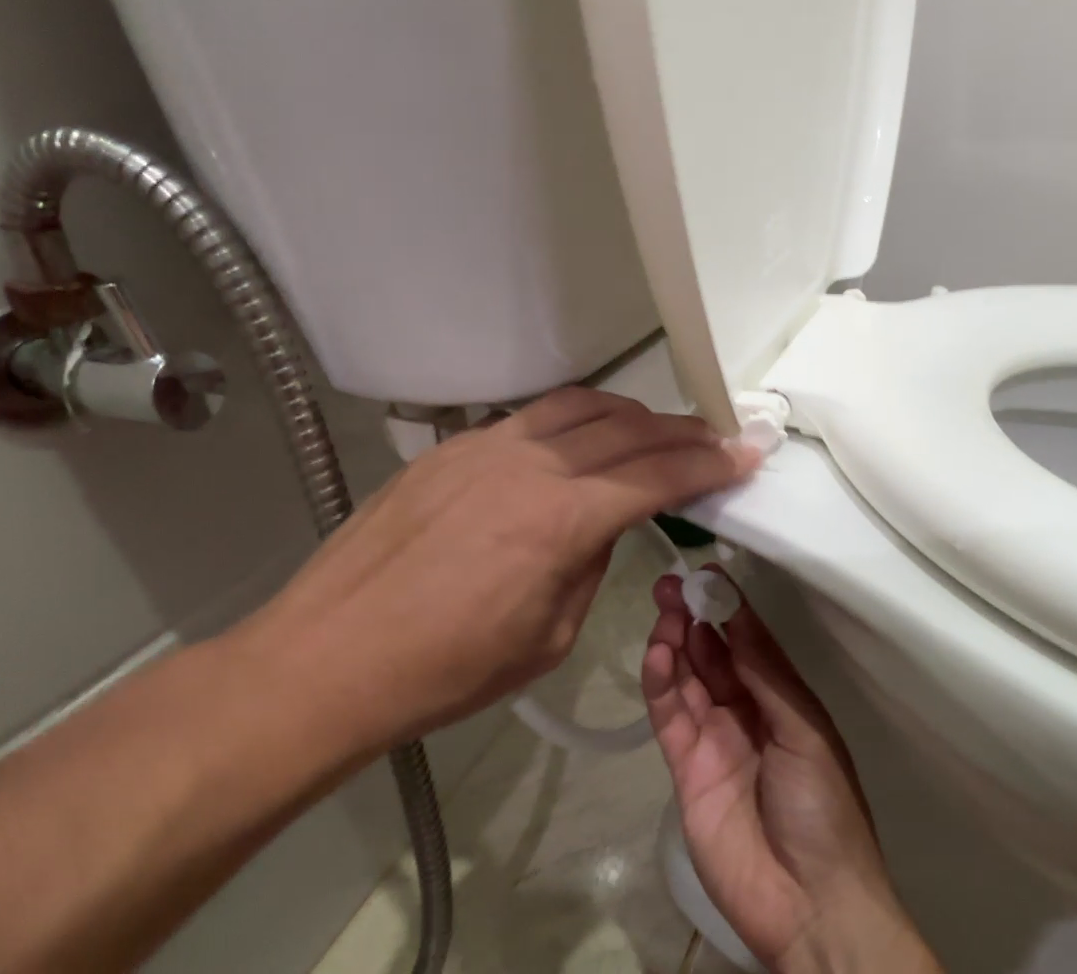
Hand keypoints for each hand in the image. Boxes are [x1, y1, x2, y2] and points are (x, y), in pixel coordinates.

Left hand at [236, 389, 759, 753]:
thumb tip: (603, 525)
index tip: (747, 453)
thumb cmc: (447, 671)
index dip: (710, 463)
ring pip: (577, 406)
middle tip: (714, 441)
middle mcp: (528, 465)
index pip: (657, 473)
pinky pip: (530, 419)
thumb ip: (590, 564)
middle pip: (626, 427)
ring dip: (629, 415)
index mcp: (560, 520)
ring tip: (655, 433)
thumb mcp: (549, 637)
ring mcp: (482, 447)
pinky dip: (574, 422)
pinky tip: (580, 444)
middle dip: (681, 432)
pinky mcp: (448, 448)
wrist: (328, 659)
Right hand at [643, 570, 940, 973]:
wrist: (809, 899)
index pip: (751, 645)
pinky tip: (658, 652)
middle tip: (671, 584)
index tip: (708, 573)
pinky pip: (669, 716)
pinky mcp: (684, 769)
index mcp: (784, 702)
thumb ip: (765, 675)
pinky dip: (661, 683)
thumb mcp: (804, 729)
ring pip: (687, 680)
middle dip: (695, 618)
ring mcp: (713, 741)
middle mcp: (747, 714)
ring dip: (675, 643)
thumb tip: (737, 618)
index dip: (730, 609)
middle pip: (713, 657)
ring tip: (664, 609)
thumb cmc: (823, 806)